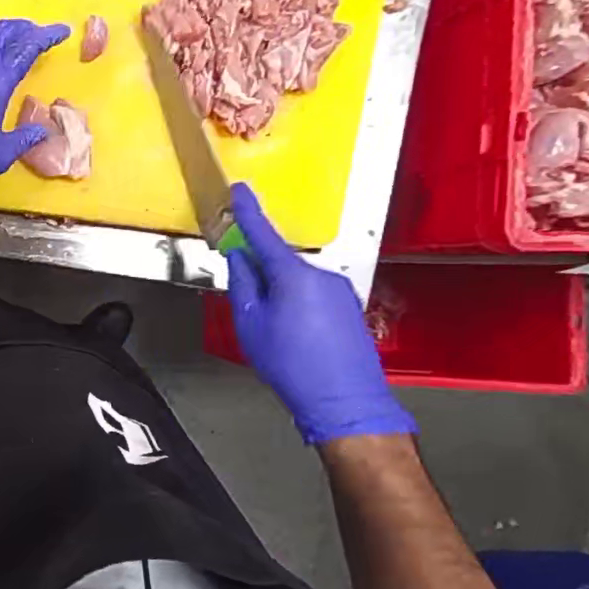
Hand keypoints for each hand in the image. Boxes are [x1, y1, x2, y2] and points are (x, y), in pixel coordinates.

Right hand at [225, 183, 415, 444]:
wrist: (343, 399)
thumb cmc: (288, 362)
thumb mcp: (250, 324)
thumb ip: (242, 285)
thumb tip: (239, 259)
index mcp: (294, 275)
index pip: (265, 235)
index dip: (249, 212)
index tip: (239, 190)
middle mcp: (322, 274)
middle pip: (280, 262)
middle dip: (259, 274)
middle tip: (244, 303)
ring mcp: (340, 290)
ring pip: (295, 281)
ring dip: (276, 294)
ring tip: (269, 330)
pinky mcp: (348, 307)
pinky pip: (312, 295)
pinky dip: (294, 305)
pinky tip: (289, 334)